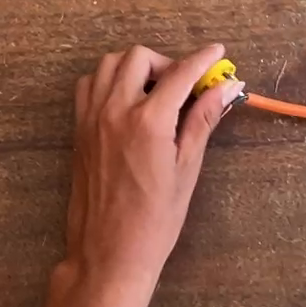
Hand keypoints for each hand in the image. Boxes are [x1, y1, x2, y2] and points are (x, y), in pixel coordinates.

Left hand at [61, 44, 242, 291]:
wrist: (107, 254)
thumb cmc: (155, 220)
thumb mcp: (187, 169)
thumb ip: (203, 120)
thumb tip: (227, 87)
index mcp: (148, 121)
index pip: (180, 73)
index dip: (203, 59)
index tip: (218, 52)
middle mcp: (115, 110)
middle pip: (140, 57)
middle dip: (167, 63)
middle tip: (184, 87)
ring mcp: (91, 117)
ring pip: (110, 63)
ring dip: (136, 67)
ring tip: (156, 92)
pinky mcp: (78, 128)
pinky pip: (90, 84)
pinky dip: (109, 79)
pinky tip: (127, 100)